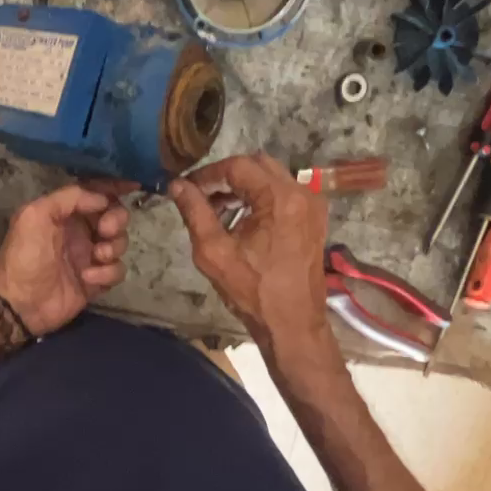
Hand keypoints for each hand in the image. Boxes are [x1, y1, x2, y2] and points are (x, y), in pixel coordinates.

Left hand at [0, 182, 134, 334]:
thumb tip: (102, 198)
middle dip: (116, 219)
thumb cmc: (24, 256)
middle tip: (105, 230)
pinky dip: (107, 273)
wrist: (20, 302)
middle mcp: (80, 232)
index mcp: (65, 213)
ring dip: (114, 247)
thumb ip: (68, 198)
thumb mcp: (35, 215)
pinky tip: (88, 278)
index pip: (95, 194)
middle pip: (114, 216)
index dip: (114, 187)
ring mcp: (89, 257)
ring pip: (120, 243)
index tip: (132, 185)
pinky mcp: (96, 281)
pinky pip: (116, 271)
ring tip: (96, 257)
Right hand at [169, 155, 331, 347]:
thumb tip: (177, 185)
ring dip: (241, 188)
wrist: (292, 324)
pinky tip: (239, 221)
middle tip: (200, 197)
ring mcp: (312, 205)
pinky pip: (282, 194)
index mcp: (280, 198)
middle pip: (257, 166)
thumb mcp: (213, 251)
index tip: (186, 188)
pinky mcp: (313, 218)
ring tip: (216, 211)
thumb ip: (194, 212)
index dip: (207, 174)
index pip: (237, 166)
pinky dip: (258, 199)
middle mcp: (302, 193)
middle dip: (225, 177)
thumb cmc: (251, 290)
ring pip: (270, 178)